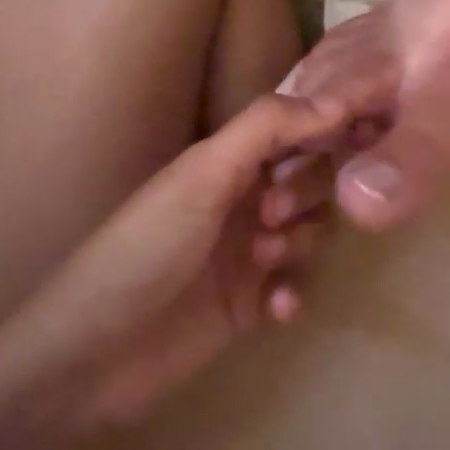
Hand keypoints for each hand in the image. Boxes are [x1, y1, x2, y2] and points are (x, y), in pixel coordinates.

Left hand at [0, 95, 351, 441]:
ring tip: (263, 263)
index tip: (358, 137)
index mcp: (231, 159)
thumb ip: (266, 127)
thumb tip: (337, 95)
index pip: (297, 128)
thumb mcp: (202, 175)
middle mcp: (246, 197)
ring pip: (313, 230)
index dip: (327, 129)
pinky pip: (299, 285)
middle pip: (315, 179)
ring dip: (300, 243)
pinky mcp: (251, 302)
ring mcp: (250, 251)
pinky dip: (295, 293)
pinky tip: (274, 307)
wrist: (92, 355)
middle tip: (271, 217)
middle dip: (307, 194)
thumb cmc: (143, 248)